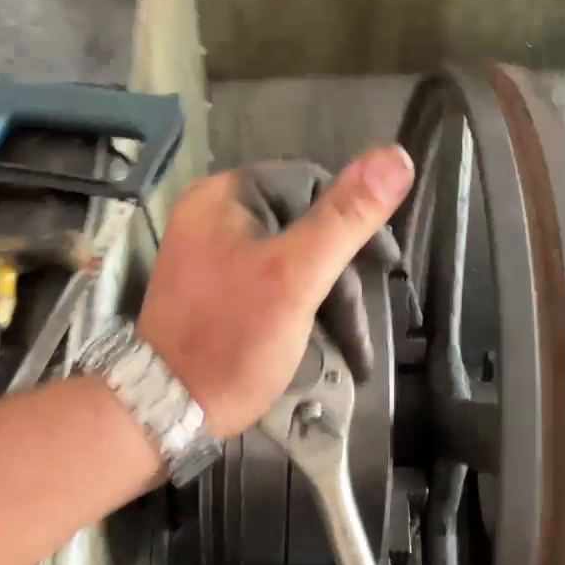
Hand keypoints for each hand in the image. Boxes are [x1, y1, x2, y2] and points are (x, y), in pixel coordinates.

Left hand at [136, 146, 412, 438]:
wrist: (169, 407)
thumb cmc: (231, 340)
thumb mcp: (296, 275)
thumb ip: (345, 218)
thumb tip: (395, 156)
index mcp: (224, 197)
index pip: (311, 184)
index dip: (353, 222)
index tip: (383, 265)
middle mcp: (212, 216)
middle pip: (302, 225)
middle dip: (339, 273)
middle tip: (361, 319)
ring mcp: (210, 254)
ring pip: (291, 258)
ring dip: (326, 296)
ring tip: (348, 342)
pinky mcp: (215, 289)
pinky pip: (271, 282)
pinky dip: (300, 307)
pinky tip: (317, 337)